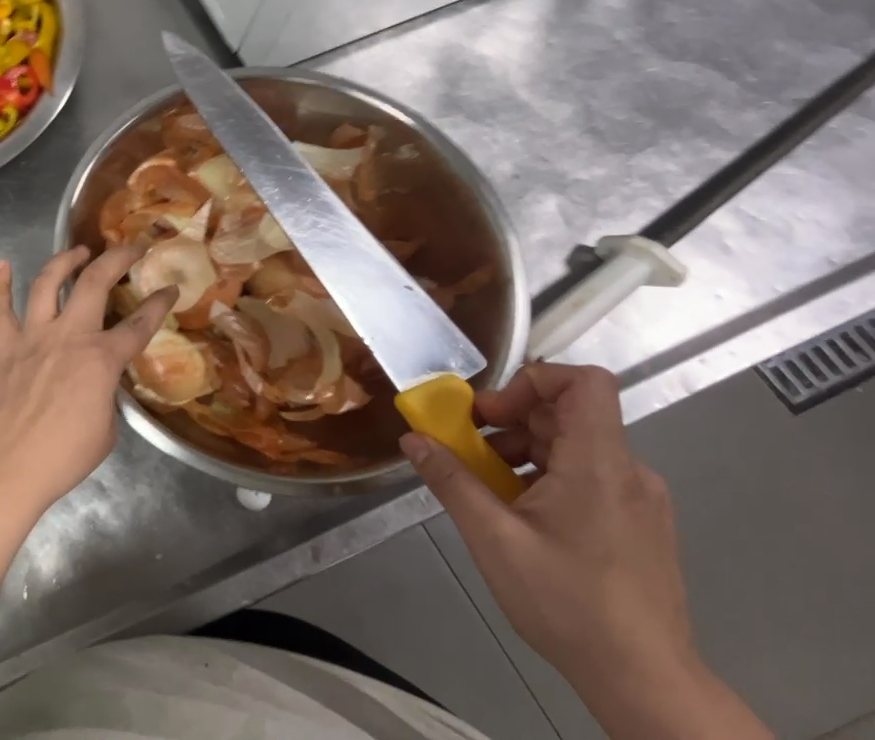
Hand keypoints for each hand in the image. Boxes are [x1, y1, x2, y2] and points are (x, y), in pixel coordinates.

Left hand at [0, 246, 177, 521]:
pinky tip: (3, 264)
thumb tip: (98, 382)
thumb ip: (107, 394)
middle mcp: (68, 336)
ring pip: (46, 283)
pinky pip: (0, 309)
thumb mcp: (107, 429)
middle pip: (94, 283)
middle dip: (117, 258)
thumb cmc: (65, 457)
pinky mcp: (3, 348)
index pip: (139, 324)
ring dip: (64, 261)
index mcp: (101, 359)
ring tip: (78, 250)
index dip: (159, 304)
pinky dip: (0, 285)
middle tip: (131, 248)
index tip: (171, 287)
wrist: (9, 467)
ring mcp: (31, 338)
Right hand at [404, 364, 766, 739]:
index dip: (533, 380)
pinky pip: (589, 475)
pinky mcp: (639, 523)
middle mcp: (630, 473)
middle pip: (570, 413)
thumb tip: (414, 439)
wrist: (641, 675)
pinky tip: (518, 514)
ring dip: (522, 450)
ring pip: (576, 446)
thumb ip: (452, 481)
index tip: (488, 413)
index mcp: (600, 467)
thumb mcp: (492, 538)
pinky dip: (545, 476)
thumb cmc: (567, 602)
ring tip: (485, 487)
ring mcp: (639, 499)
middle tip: (466, 448)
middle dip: (510, 420)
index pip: (586, 383)